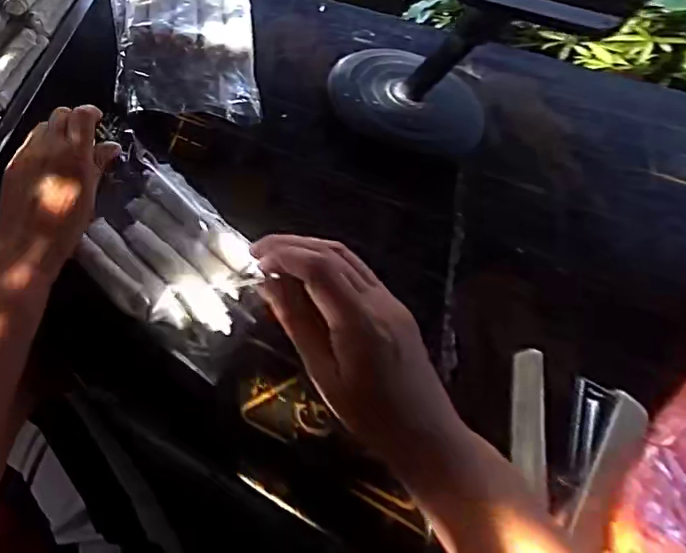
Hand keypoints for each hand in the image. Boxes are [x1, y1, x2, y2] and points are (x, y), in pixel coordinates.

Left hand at [0, 106, 119, 281]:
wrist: (25, 247)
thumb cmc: (64, 229)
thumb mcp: (89, 196)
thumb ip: (98, 165)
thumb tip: (109, 148)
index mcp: (74, 154)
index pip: (81, 114)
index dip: (90, 112)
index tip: (97, 119)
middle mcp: (49, 147)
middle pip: (61, 114)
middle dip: (73, 119)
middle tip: (82, 135)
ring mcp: (27, 153)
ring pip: (43, 126)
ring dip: (55, 130)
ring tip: (63, 149)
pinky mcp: (12, 163)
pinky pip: (29, 142)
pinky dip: (40, 144)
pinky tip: (46, 163)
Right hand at [254, 236, 460, 467]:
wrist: (430, 439)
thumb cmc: (372, 418)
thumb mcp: (324, 375)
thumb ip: (296, 323)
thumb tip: (269, 284)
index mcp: (361, 323)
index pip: (319, 268)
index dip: (284, 256)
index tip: (255, 261)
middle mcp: (379, 302)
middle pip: (331, 253)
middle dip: (289, 245)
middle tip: (256, 251)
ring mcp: (390, 300)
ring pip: (344, 255)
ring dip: (306, 247)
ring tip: (275, 254)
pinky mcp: (393, 305)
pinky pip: (355, 268)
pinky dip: (324, 259)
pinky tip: (305, 270)